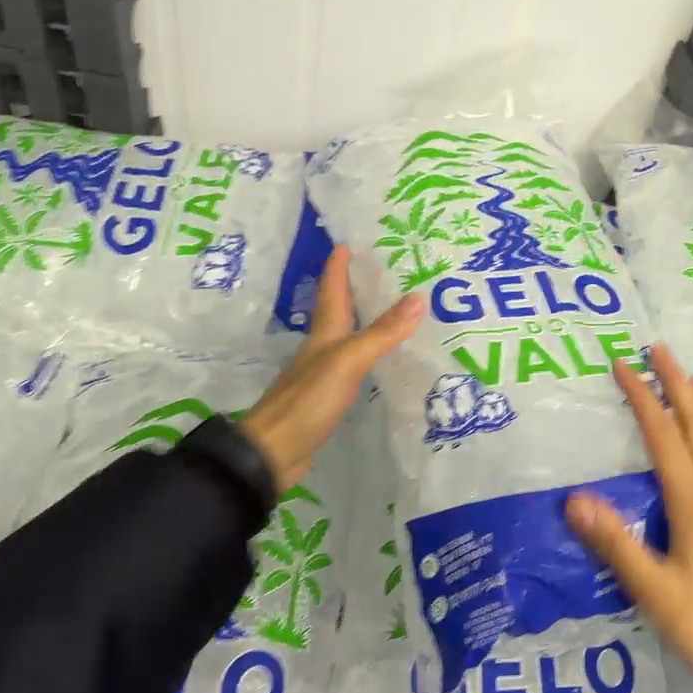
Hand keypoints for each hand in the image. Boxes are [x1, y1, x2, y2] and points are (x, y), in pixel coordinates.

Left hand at [241, 246, 422, 488]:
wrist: (273, 452)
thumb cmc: (307, 400)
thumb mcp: (348, 361)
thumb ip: (382, 332)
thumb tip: (419, 298)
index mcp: (324, 332)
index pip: (332, 288)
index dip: (339, 264)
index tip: (350, 240)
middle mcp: (323, 347)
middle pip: (340, 309)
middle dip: (357, 287)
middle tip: (384, 269)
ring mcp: (324, 373)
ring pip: (348, 336)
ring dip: (366, 320)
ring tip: (394, 308)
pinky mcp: (329, 398)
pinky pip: (355, 366)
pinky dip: (371, 354)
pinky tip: (385, 359)